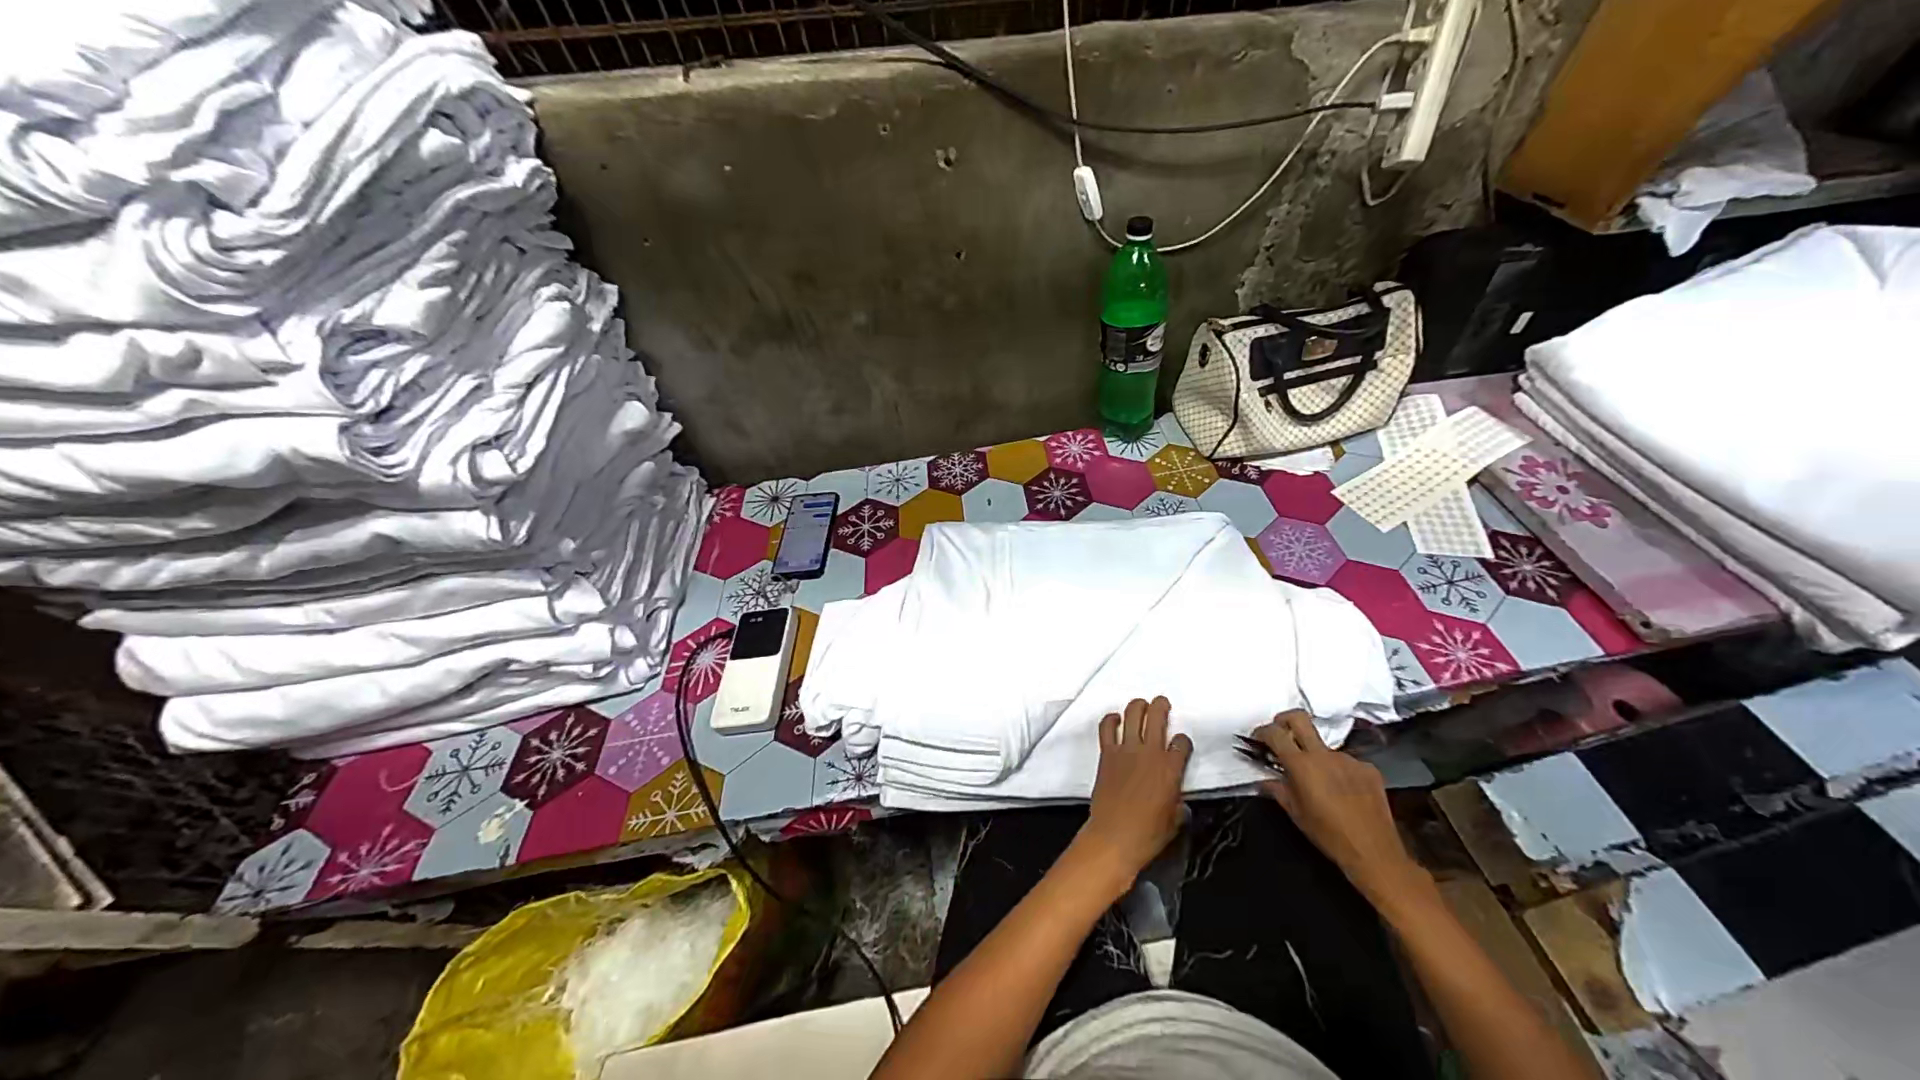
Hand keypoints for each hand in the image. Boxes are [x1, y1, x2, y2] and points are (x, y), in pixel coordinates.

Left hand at [1071, 697, 1191, 895]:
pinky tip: (1115, 718)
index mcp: (1171, 769)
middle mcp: (1150, 753)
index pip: (1182, 743)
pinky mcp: (1107, 754)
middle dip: (1162, 706)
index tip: (1180, 743)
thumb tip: (1178, 802)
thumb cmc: (1148, 833)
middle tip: (1162, 703)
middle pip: (1158, 717)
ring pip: (1133, 714)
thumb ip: (1178, 803)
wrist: (1115, 836)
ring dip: (1138, 706)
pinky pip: (1108, 728)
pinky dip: (1111, 719)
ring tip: (1141, 704)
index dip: (1182, 741)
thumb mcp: (1175, 819)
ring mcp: (1127, 750)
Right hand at [1255, 710, 1424, 904]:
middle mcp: (1325, 756)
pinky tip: (1342, 792)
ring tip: (1319, 782)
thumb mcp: (1295, 813)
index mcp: (1302, 765)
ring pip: (1324, 747)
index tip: (1258, 738)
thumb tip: (1266, 780)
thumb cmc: (1329, 835)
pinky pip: (1346, 762)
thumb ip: (1278, 789)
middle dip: (1284, 720)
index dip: (1262, 731)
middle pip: (1299, 719)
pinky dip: (1338, 771)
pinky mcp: (1368, 768)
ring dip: (1316, 757)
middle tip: (1279, 734)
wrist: (1374, 852)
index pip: (1275, 733)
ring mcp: (1349, 760)